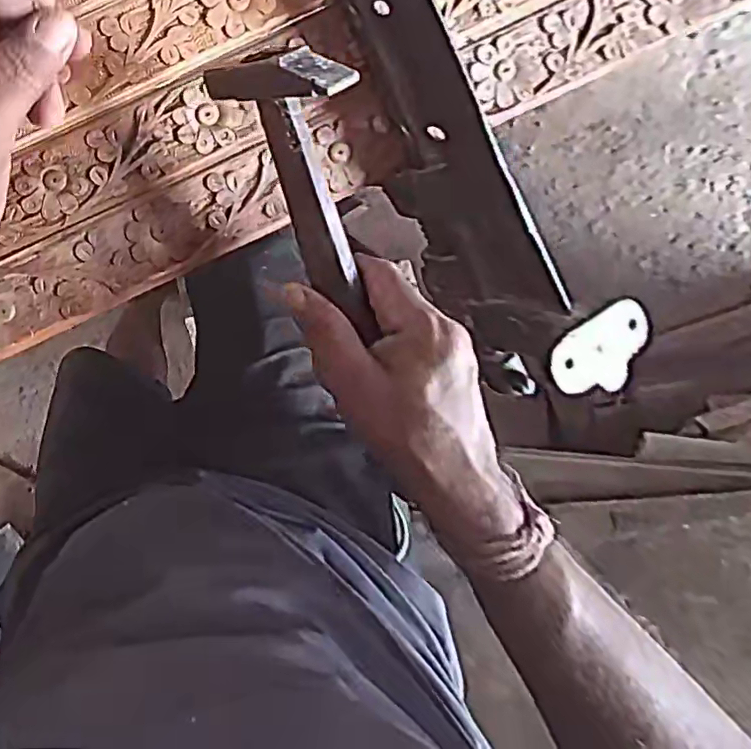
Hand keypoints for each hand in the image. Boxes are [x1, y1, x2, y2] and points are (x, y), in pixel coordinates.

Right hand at [282, 256, 523, 545]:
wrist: (455, 483)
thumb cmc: (410, 438)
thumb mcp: (349, 377)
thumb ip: (321, 327)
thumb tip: (295, 291)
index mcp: (424, 325)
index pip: (376, 268)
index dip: (340, 271)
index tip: (316, 286)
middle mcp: (446, 329)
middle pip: (382, 293)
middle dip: (349, 313)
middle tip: (336, 347)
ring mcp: (453, 347)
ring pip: (392, 318)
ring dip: (366, 334)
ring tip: (357, 371)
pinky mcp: (452, 363)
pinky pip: (407, 338)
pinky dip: (383, 351)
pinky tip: (377, 381)